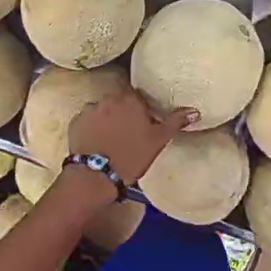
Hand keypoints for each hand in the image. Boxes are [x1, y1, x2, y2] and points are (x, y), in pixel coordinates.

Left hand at [65, 88, 194, 185]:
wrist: (96, 175)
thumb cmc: (132, 156)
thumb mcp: (158, 140)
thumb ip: (175, 122)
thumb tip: (195, 110)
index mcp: (130, 99)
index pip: (137, 95)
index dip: (140, 107)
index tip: (142, 119)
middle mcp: (108, 98)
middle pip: (118, 100)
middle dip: (123, 111)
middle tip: (128, 130)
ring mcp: (89, 109)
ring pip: (102, 109)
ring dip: (106, 118)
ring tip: (110, 138)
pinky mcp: (75, 122)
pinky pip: (86, 120)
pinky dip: (91, 127)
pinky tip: (95, 142)